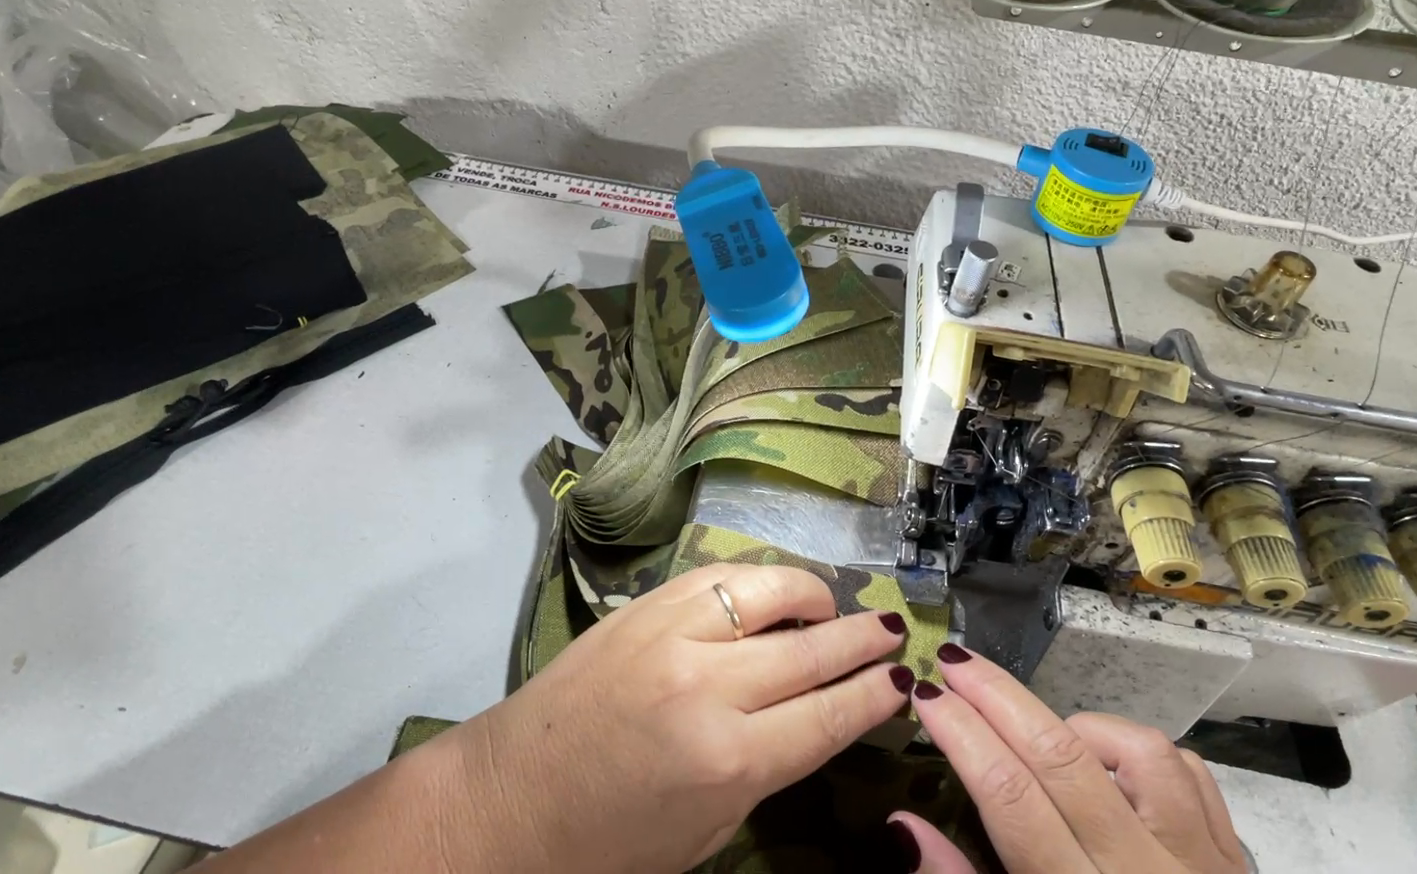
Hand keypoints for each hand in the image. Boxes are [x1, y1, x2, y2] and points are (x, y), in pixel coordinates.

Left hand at [442, 562, 913, 872]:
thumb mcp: (711, 827)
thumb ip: (770, 766)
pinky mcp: (644, 607)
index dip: (875, 694)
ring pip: (770, 593)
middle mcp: (709, 687)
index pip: (830, 715)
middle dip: (864, 640)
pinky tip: (772, 592)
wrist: (511, 798)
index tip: (905, 678)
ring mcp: (673, 634)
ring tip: (833, 607)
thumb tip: (819, 713)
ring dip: (815, 596)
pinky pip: (719, 575)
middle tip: (895, 630)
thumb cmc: (612, 841)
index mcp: (730, 761)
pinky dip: (758, 581)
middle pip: (812, 650)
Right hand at [894, 646, 1245, 873]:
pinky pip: (1188, 772)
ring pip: (1136, 751)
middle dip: (997, 698)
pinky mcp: (1234, 860)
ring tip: (1035, 732)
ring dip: (1073, 724)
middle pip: (1062, 758)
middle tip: (951, 662)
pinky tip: (1107, 762)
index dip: (963, 737)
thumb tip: (903, 824)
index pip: (1013, 798)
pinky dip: (1137, 751)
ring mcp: (1200, 864)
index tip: (925, 694)